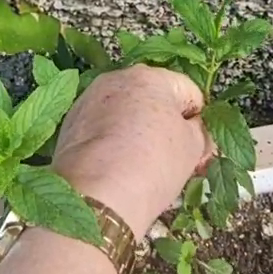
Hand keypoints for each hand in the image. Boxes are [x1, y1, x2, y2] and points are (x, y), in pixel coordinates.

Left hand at [51, 66, 211, 234]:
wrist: (96, 197)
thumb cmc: (151, 166)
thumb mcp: (192, 149)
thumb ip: (201, 130)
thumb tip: (198, 127)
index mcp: (150, 76)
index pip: (189, 92)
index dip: (198, 122)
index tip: (197, 149)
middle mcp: (117, 79)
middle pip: (155, 99)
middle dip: (168, 126)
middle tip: (175, 161)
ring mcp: (90, 98)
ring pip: (127, 112)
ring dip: (139, 132)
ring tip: (144, 168)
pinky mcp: (71, 121)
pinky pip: (103, 126)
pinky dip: (114, 141)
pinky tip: (118, 168)